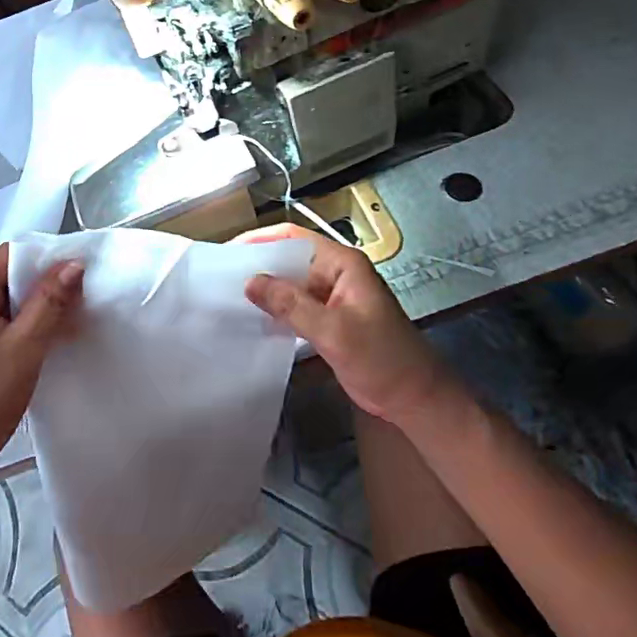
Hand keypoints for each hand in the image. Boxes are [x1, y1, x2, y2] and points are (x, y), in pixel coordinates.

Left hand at [0, 245, 81, 485]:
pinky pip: (2, 321)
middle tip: (83, 296)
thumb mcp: (25, 346)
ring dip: (39, 307)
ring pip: (8, 300)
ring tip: (73, 316)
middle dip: (45, 285)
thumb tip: (75, 263)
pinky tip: (52, 335)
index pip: (8, 257)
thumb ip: (50, 300)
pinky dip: (27, 324)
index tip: (82, 271)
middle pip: (8, 277)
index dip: (46, 259)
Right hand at [237, 224, 459, 427]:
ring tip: (230, 298)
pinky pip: (297, 307)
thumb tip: (250, 281)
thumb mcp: (334, 331)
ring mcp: (333, 298)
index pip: (294, 238)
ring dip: (266, 290)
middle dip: (258, 266)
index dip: (260, 240)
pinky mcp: (330, 321)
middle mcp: (336, 274)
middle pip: (290, 259)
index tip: (228, 253)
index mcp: (342, 264)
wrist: (415, 398)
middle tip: (221, 278)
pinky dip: (277, 311)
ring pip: (291, 285)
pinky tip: (254, 321)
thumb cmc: (381, 359)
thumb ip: (291, 305)